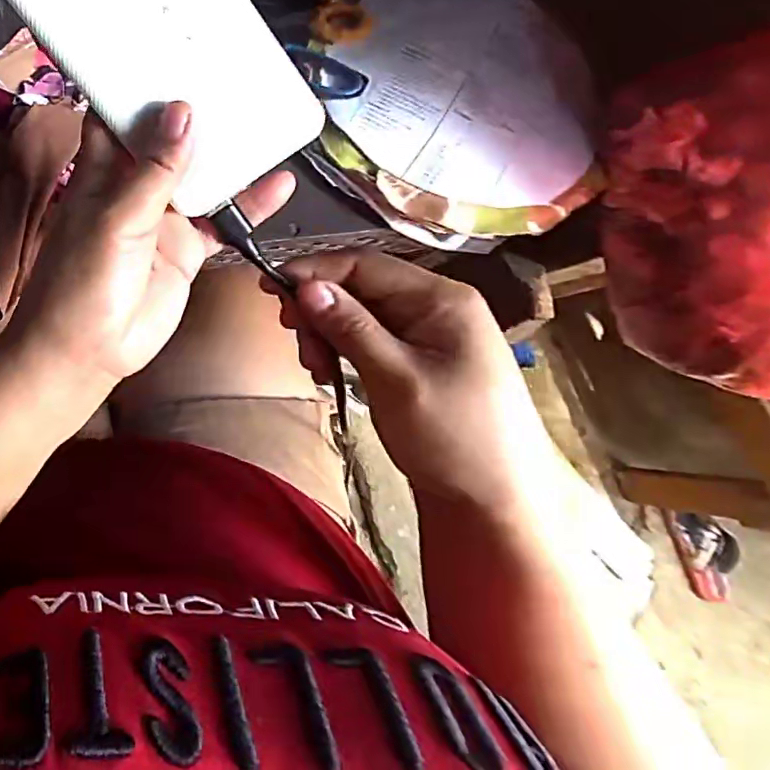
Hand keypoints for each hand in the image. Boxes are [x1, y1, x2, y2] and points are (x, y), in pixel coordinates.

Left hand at [7, 102, 293, 395]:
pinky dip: (248, 206)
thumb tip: (181, 113)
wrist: (89, 353)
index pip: (116, 115)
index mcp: (100, 171)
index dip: (136, 85)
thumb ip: (152, 172)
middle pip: (166, 140)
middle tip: (230, 75)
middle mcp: (132, 188)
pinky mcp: (185, 249)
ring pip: (200, 177)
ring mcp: (162, 218)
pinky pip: (222, 221)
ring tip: (262, 121)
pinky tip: (276, 186)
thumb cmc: (79, 285)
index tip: (166, 52)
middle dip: (194, 113)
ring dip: (227, 156)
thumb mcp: (115, 220)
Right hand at [271, 250, 555, 516]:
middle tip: (296, 342)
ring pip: (359, 314)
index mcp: (441, 298)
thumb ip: (350, 328)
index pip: (364, 264)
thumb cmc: (455, 438)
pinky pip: (369, 338)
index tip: (271, 289)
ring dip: (327, 333)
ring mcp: (427, 334)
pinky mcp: (417, 360)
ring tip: (316, 368)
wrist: (498, 505)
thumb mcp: (396, 380)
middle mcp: (435, 306)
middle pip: (360, 287)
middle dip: (320, 309)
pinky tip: (330, 374)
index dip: (314, 272)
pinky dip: (342, 350)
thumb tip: (305, 286)